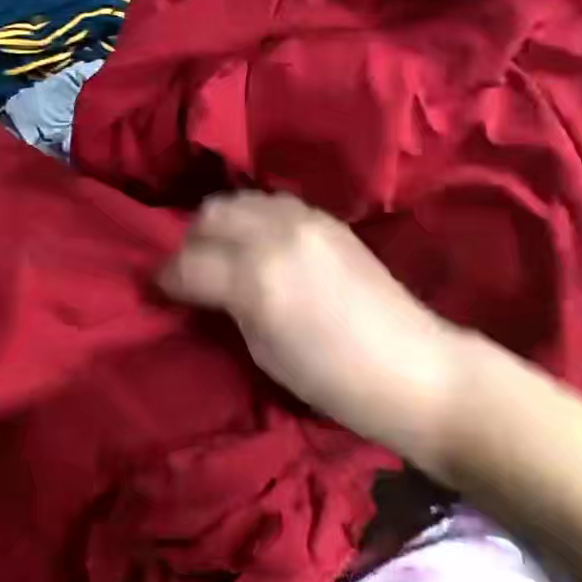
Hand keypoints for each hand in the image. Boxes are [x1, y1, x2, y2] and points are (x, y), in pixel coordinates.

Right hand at [161, 192, 462, 470]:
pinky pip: (270, 203)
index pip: (188, 262)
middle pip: (209, 216)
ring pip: (237, 201)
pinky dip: (252, 219)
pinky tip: (259, 245)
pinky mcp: (325, 219)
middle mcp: (275, 235)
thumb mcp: (262, 351)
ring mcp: (304, 220)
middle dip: (191, 243)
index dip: (166, 278)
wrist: (418, 370)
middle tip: (193, 273)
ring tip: (225, 254)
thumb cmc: (334, 381)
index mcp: (256, 278)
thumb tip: (194, 287)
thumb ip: (223, 306)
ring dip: (220, 225)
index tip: (162, 292)